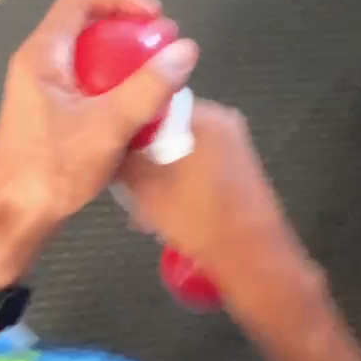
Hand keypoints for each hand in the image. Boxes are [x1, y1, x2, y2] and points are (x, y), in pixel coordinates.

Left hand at [0, 0, 197, 286]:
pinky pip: (88, 85)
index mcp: (43, 54)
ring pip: (89, 57)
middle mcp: (39, 64)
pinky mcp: (51, 114)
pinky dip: (115, 86)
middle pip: (87, 25)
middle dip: (129, 31)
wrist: (15, 217)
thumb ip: (148, 86)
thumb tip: (186, 49)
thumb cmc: (53, 168)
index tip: (157, 17)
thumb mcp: (108, 125)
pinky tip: (139, 108)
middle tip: (162, 48)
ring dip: (125, 61)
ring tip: (158, 78)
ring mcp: (43, 90)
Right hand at [115, 100, 314, 321]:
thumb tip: (110, 148)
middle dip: (145, 153)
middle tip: (125, 182)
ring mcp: (235, 143)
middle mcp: (223, 120)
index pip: (153, 105)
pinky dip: (180, 178)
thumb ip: (124, 161)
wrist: (250, 255)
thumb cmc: (197, 217)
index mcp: (203, 116)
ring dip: (161, 170)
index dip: (129, 126)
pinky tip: (165, 208)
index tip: (112, 148)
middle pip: (168, 126)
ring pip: (183, 147)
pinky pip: (200, 161)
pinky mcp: (240, 166)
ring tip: (142, 204)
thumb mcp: (146, 189)